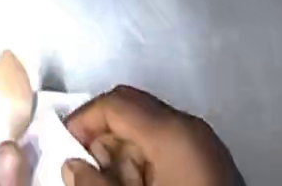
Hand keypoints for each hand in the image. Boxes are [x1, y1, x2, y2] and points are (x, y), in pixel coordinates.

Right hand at [61, 87, 241, 185]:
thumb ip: (96, 185)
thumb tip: (72, 166)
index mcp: (172, 131)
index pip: (114, 103)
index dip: (84, 120)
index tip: (65, 147)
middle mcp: (190, 128)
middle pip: (131, 110)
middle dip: (104, 137)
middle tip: (90, 172)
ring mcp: (207, 147)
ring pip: (149, 129)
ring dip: (124, 154)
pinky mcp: (215, 167)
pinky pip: (169, 148)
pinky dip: (148, 163)